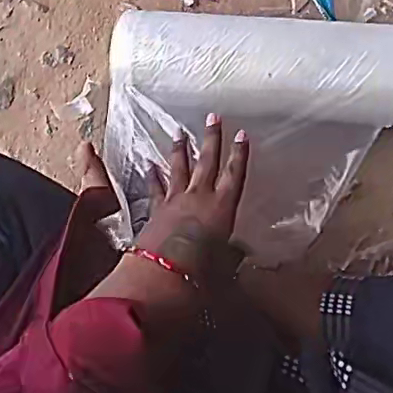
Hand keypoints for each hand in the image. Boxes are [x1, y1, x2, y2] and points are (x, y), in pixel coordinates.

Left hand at [87, 114, 248, 324]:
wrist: (162, 275)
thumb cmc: (202, 272)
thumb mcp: (226, 264)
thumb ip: (232, 254)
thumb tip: (239, 253)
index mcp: (222, 207)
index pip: (235, 175)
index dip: (240, 154)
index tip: (242, 134)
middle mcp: (199, 197)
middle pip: (207, 161)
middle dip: (211, 138)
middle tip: (212, 117)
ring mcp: (175, 200)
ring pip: (180, 167)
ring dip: (181, 149)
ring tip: (179, 132)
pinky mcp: (156, 209)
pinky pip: (156, 187)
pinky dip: (153, 175)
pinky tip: (149, 164)